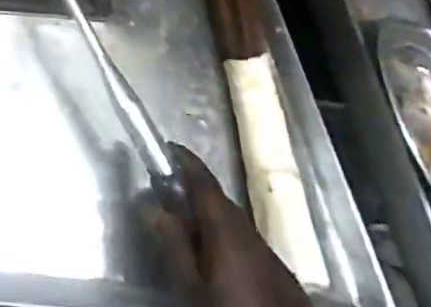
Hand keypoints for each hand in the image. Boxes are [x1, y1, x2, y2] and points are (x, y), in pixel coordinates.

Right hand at [139, 143, 309, 306]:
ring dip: (211, 218)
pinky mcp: (281, 274)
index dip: (185, 160)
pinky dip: (227, 238)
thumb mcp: (191, 282)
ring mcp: (270, 252)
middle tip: (168, 195)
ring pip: (234, 222)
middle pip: (219, 201)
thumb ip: (172, 241)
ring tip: (188, 230)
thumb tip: (149, 203)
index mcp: (226, 225)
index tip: (168, 147)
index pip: (204, 180)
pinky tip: (217, 258)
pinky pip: (248, 242)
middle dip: (194, 193)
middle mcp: (250, 231)